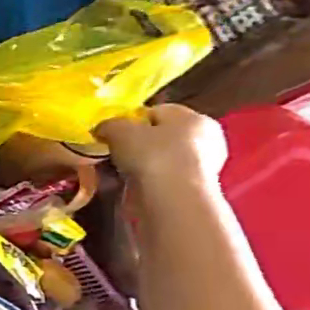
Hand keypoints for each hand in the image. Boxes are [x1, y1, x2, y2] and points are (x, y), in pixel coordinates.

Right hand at [96, 104, 227, 197]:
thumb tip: (103, 128)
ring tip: (119, 171)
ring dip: (141, 162)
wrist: (172, 197)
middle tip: (114, 152)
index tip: (110, 134)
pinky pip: (164, 175)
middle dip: (137, 142)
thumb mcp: (119, 130)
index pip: (156, 111)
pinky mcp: (195, 186)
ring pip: (162, 156)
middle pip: (161, 134)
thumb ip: (109, 124)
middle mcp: (205, 136)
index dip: (130, 121)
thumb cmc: (151, 155)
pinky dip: (148, 178)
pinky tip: (133, 184)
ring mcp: (204, 163)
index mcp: (192, 117)